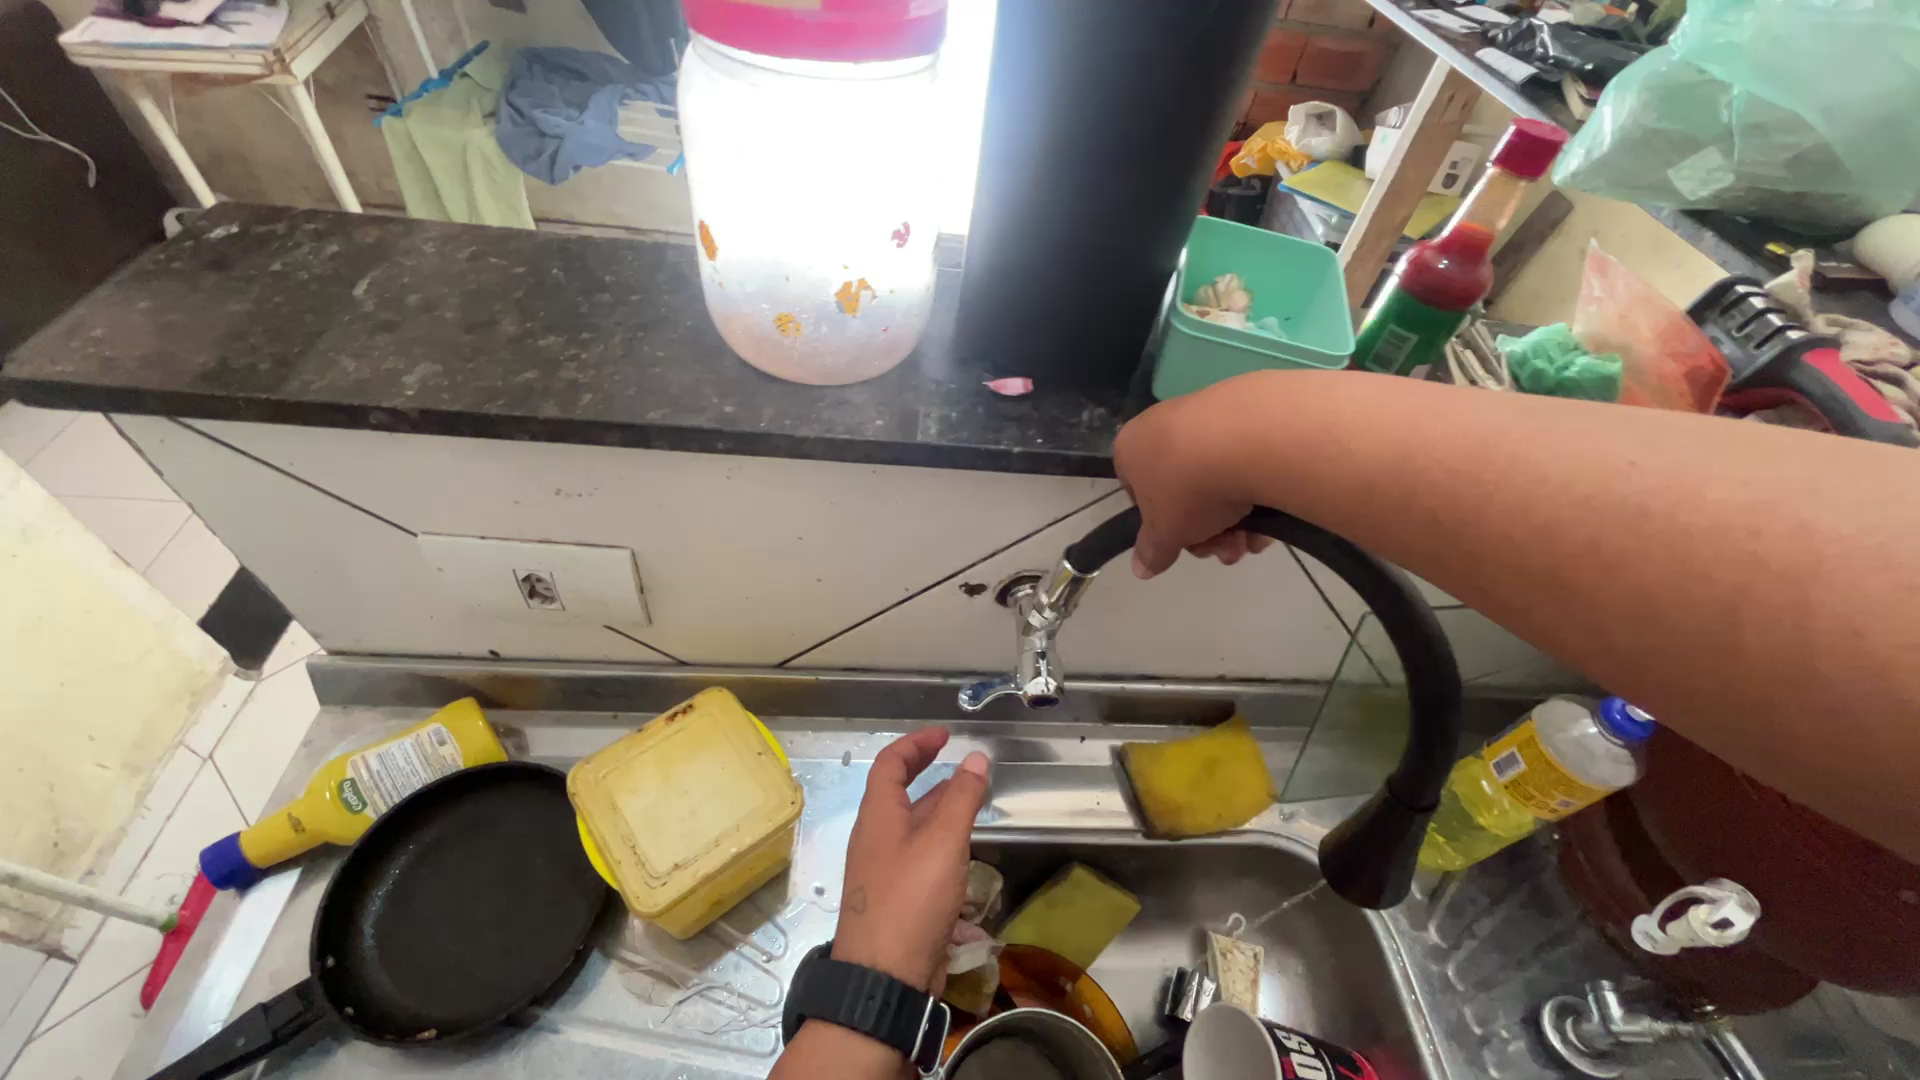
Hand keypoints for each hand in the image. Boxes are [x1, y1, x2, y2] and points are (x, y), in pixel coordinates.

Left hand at [833, 728, 990, 992]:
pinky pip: (920, 859)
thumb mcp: (943, 841)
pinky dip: (942, 847)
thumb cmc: (911, 899)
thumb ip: (962, 797)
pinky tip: (967, 859)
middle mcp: (876, 838)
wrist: (885, 979)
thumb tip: (976, 757)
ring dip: (938, 809)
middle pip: (899, 793)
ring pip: (912, 827)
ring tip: (970, 802)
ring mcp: (885, 870)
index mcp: (878, 815)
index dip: (916, 743)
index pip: (891, 763)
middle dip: (927, 772)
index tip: (944, 735)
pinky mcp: (898, 899)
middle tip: (957, 761)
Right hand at [1113, 391, 1271, 579]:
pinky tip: (1271, 516)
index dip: (1162, 525)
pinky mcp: (1248, 411)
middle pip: (1182, 491)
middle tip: (1223, 550)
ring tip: (1251, 541)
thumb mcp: (1166, 532)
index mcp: (1131, 448)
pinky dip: (1256, 491)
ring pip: (1216, 479)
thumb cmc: (1188, 487)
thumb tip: (1140, 569)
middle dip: (1204, 530)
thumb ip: (1153, 551)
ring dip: (1233, 520)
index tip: (1183, 541)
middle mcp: (1163, 425)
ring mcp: (1206, 414)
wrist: (1248, 438)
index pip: (1138, 492)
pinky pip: (1245, 460)